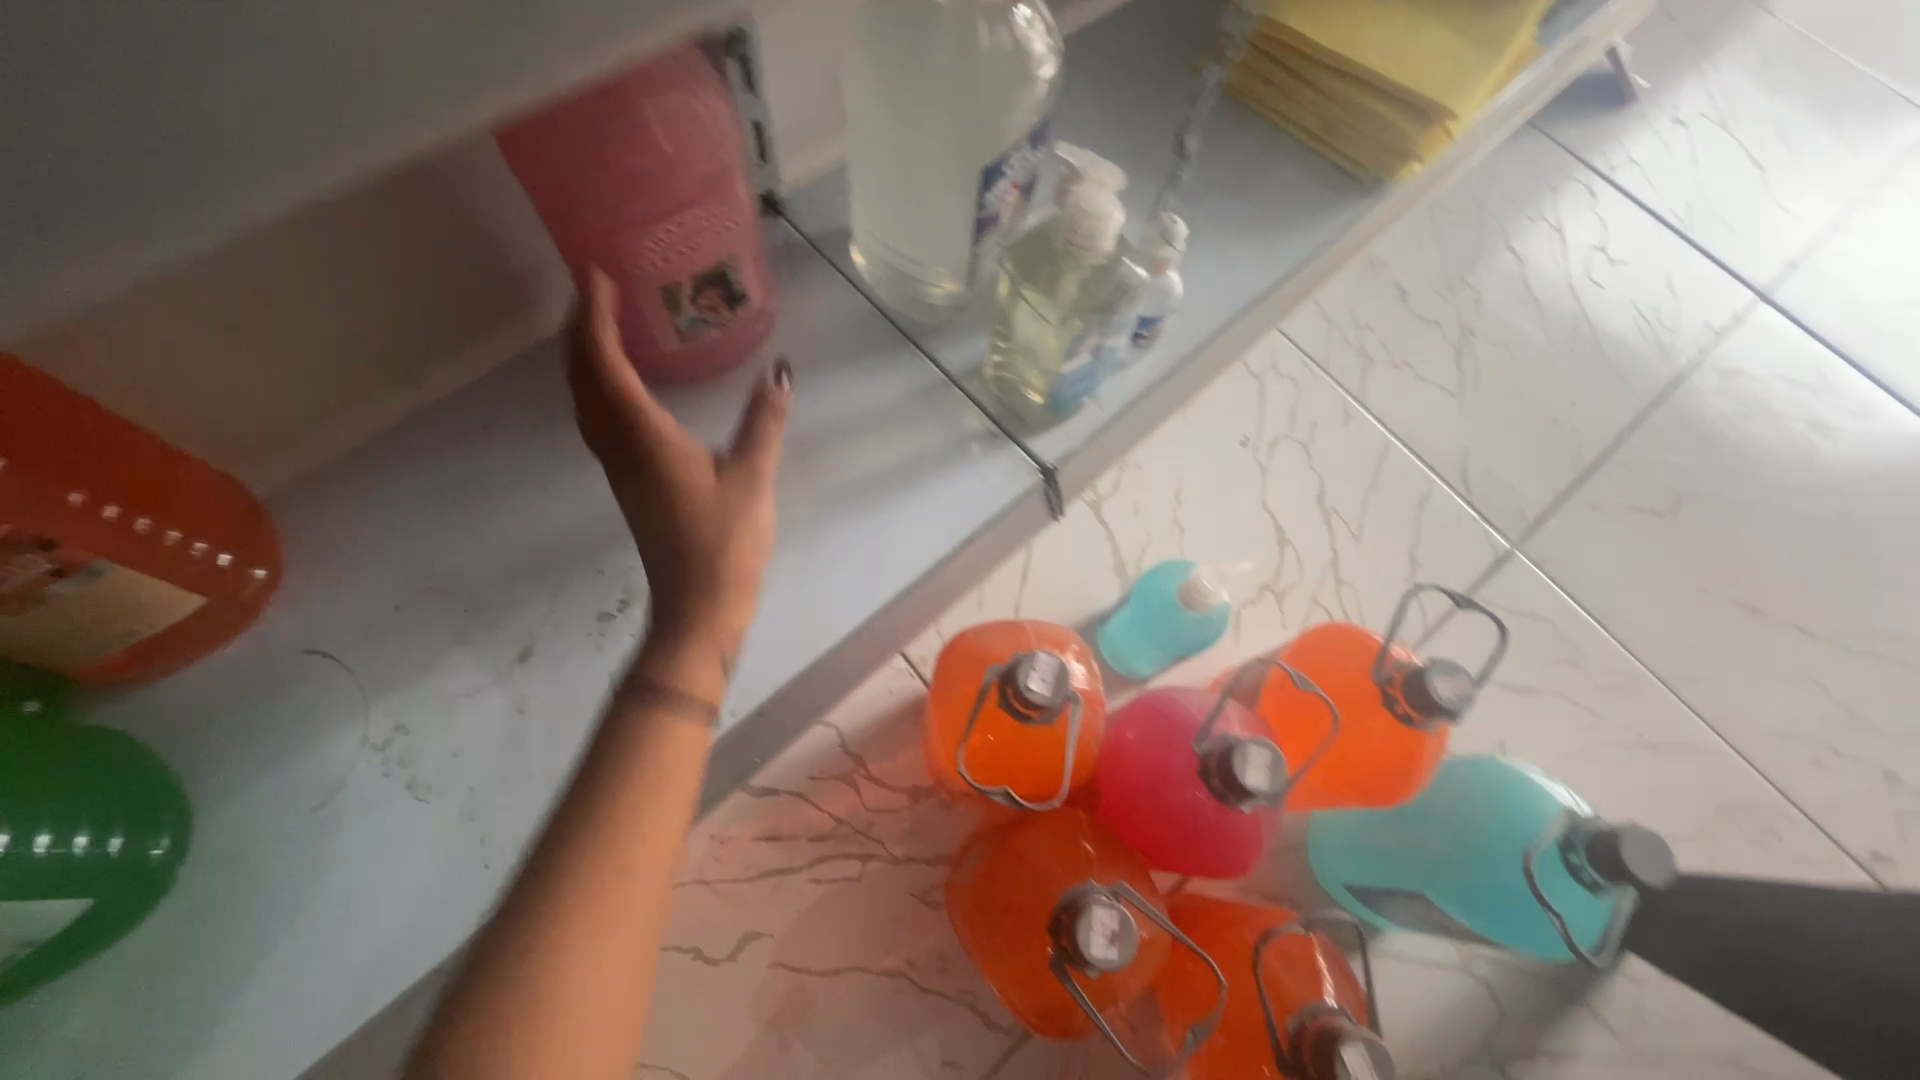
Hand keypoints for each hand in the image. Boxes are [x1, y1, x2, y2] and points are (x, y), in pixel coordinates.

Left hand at [568, 269, 790, 691]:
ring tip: (601, 324)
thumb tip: (781, 369)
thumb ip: (764, 420)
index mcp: (643, 436)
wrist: (698, 608)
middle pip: (581, 377)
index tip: (596, 274)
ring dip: (583, 357)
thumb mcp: (753, 477)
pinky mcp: (629, 482)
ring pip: (584, 400)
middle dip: (580, 328)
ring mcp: (619, 467)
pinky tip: (621, 384)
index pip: (604, 362)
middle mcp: (618, 446)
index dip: (594, 316)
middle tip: (594, 288)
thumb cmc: (725, 544)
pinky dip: (598, 386)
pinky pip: (598, 419)